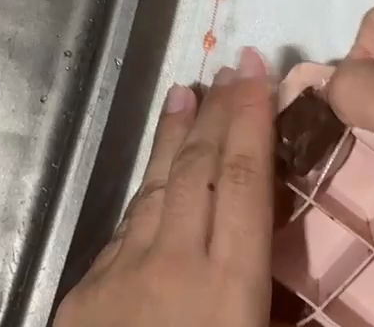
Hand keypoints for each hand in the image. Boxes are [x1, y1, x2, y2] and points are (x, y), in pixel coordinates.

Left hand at [56, 48, 274, 326]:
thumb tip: (289, 263)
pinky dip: (145, 197)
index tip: (255, 68)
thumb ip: (279, 305)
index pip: (243, 180)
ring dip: (172, 137)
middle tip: (228, 69)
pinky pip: (124, 233)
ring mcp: (121, 271)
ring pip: (153, 187)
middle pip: (198, 169)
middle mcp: (173, 262)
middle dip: (217, 112)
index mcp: (228, 286)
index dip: (251, 118)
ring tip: (183, 93)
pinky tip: (152, 183)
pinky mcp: (84, 290)